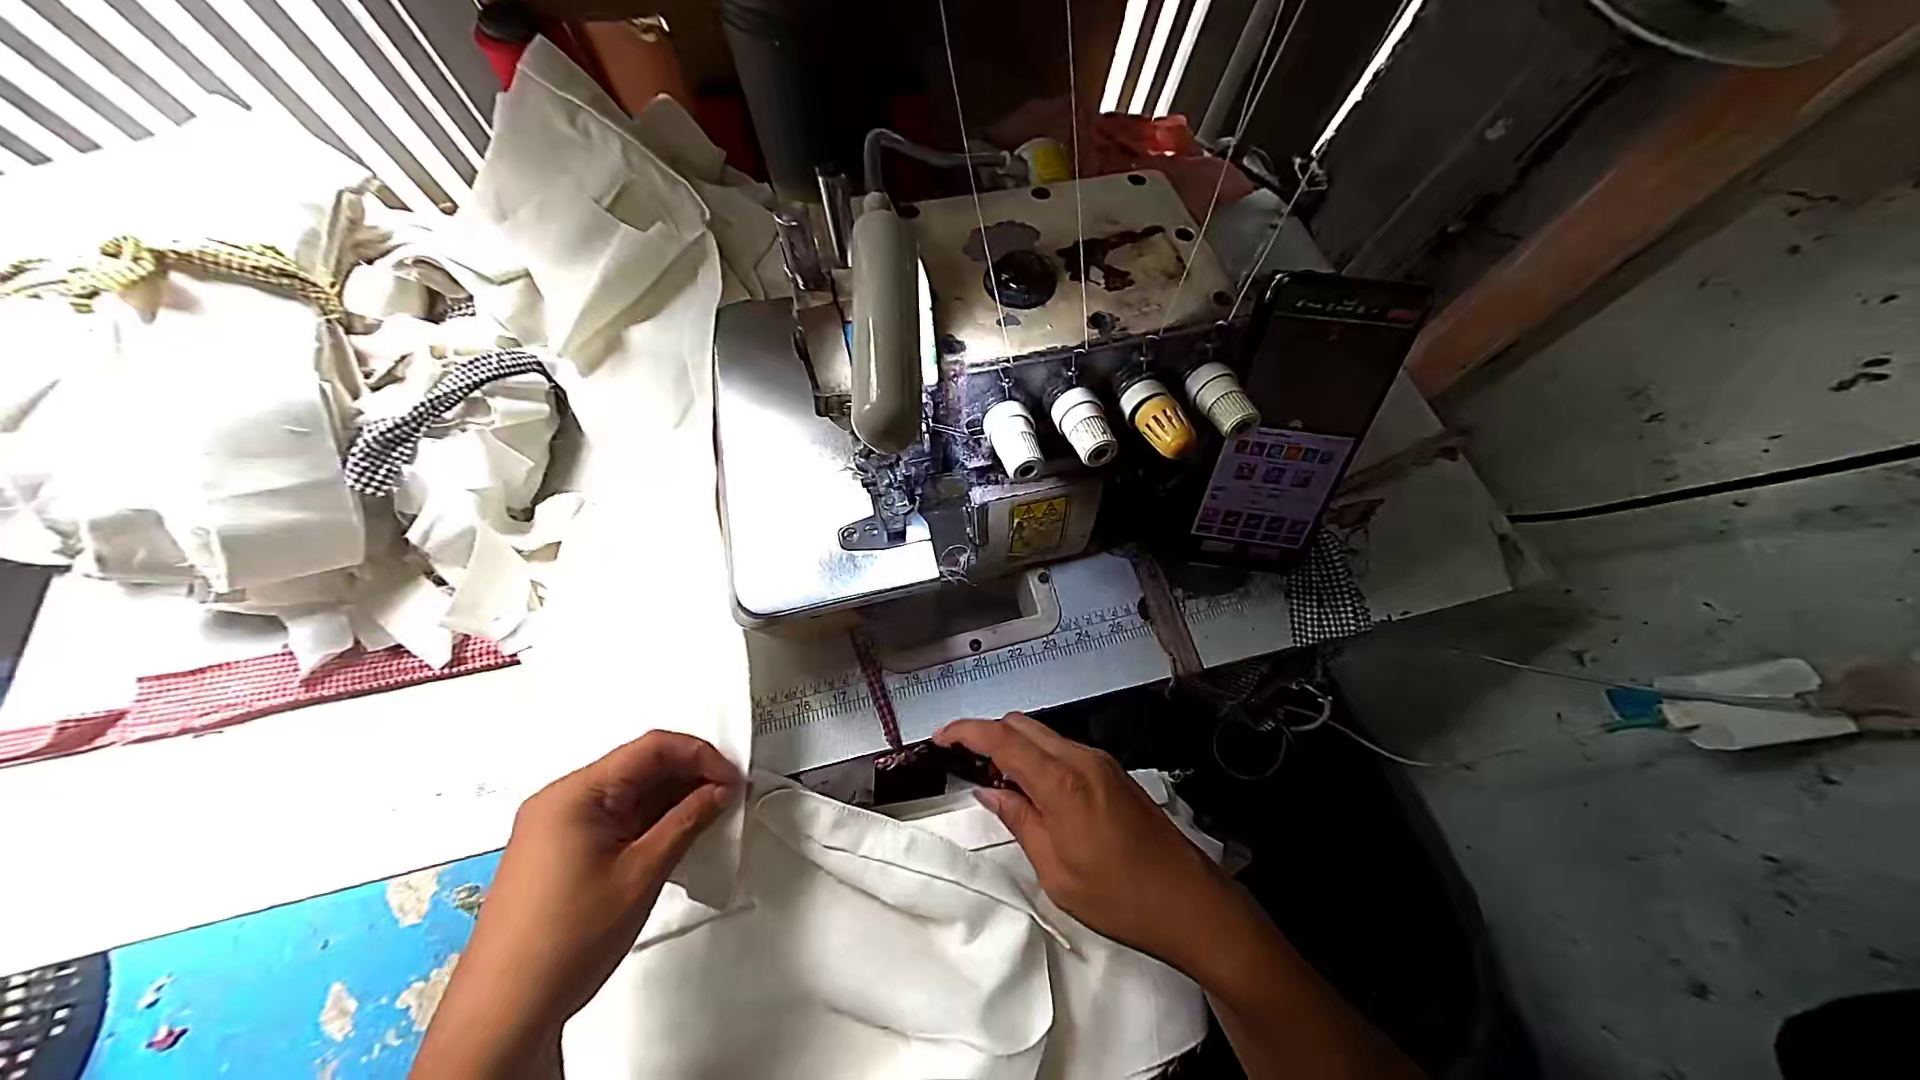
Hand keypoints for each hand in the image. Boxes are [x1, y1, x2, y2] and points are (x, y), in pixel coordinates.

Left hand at [412, 732, 739, 1078]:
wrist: (504, 1014)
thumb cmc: (561, 945)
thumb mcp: (642, 873)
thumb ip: (687, 821)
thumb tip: (717, 792)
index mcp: (574, 795)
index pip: (651, 749)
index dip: (699, 756)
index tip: (730, 778)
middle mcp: (560, 801)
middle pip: (639, 767)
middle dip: (688, 777)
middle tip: (727, 796)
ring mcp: (556, 826)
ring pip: (629, 793)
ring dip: (672, 800)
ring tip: (709, 818)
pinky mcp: (559, 850)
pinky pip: (615, 817)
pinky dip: (650, 821)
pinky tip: (677, 836)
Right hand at [933, 712, 1236, 969]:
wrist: (1190, 903)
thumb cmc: (1123, 897)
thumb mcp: (1055, 870)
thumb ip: (1019, 820)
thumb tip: (991, 793)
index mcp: (1062, 782)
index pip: (1001, 738)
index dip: (965, 731)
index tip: (943, 738)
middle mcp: (1082, 760)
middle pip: (1021, 724)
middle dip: (988, 736)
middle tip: (967, 764)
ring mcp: (1101, 763)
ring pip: (1043, 735)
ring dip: (1015, 747)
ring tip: (998, 783)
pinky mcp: (1112, 773)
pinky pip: (1064, 750)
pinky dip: (1039, 758)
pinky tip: (1033, 790)